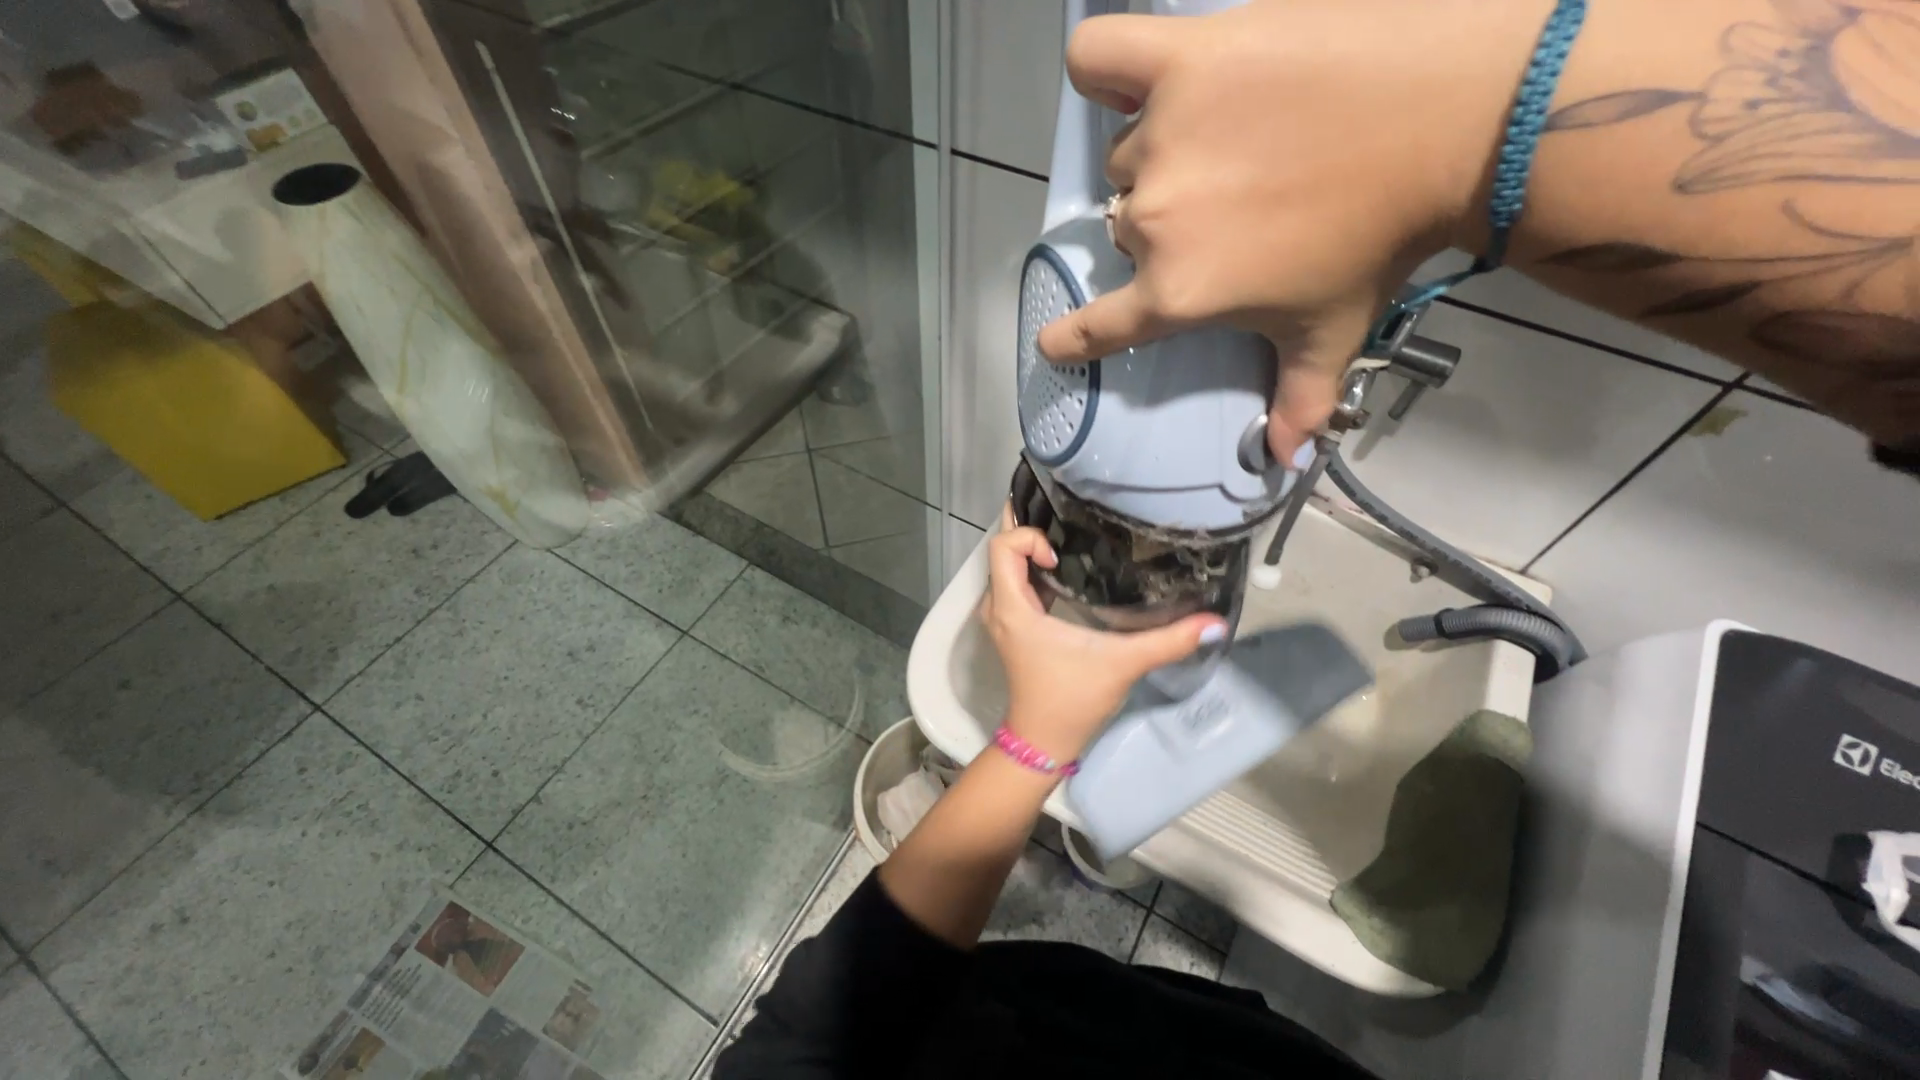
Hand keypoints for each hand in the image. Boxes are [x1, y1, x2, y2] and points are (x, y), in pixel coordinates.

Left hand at [979, 506, 1225, 764]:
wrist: (1044, 741)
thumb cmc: (1072, 700)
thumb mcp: (1122, 664)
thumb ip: (1167, 641)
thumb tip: (1214, 623)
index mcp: (1013, 608)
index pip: (1002, 547)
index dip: (1029, 537)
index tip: (1061, 553)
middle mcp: (1000, 607)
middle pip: (1005, 552)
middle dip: (1033, 531)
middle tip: (1070, 517)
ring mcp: (1005, 618)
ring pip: (1010, 568)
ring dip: (1034, 551)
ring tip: (1074, 536)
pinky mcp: (1015, 627)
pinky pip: (1017, 584)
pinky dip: (1035, 571)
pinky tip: (1069, 567)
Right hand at [1037, 0, 1550, 455]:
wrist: (1453, 122)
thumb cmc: (1381, 241)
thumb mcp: (1332, 333)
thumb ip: (1297, 403)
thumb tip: (1283, 464)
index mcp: (1179, 291)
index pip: (1095, 327)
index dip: (1070, 339)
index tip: (1056, 342)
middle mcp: (1153, 220)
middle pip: (1126, 228)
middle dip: (1163, 228)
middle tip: (1227, 205)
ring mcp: (1162, 135)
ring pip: (1127, 157)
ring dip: (1159, 159)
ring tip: (1223, 139)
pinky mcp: (1181, 60)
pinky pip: (1098, 60)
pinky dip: (1102, 71)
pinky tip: (1136, 80)